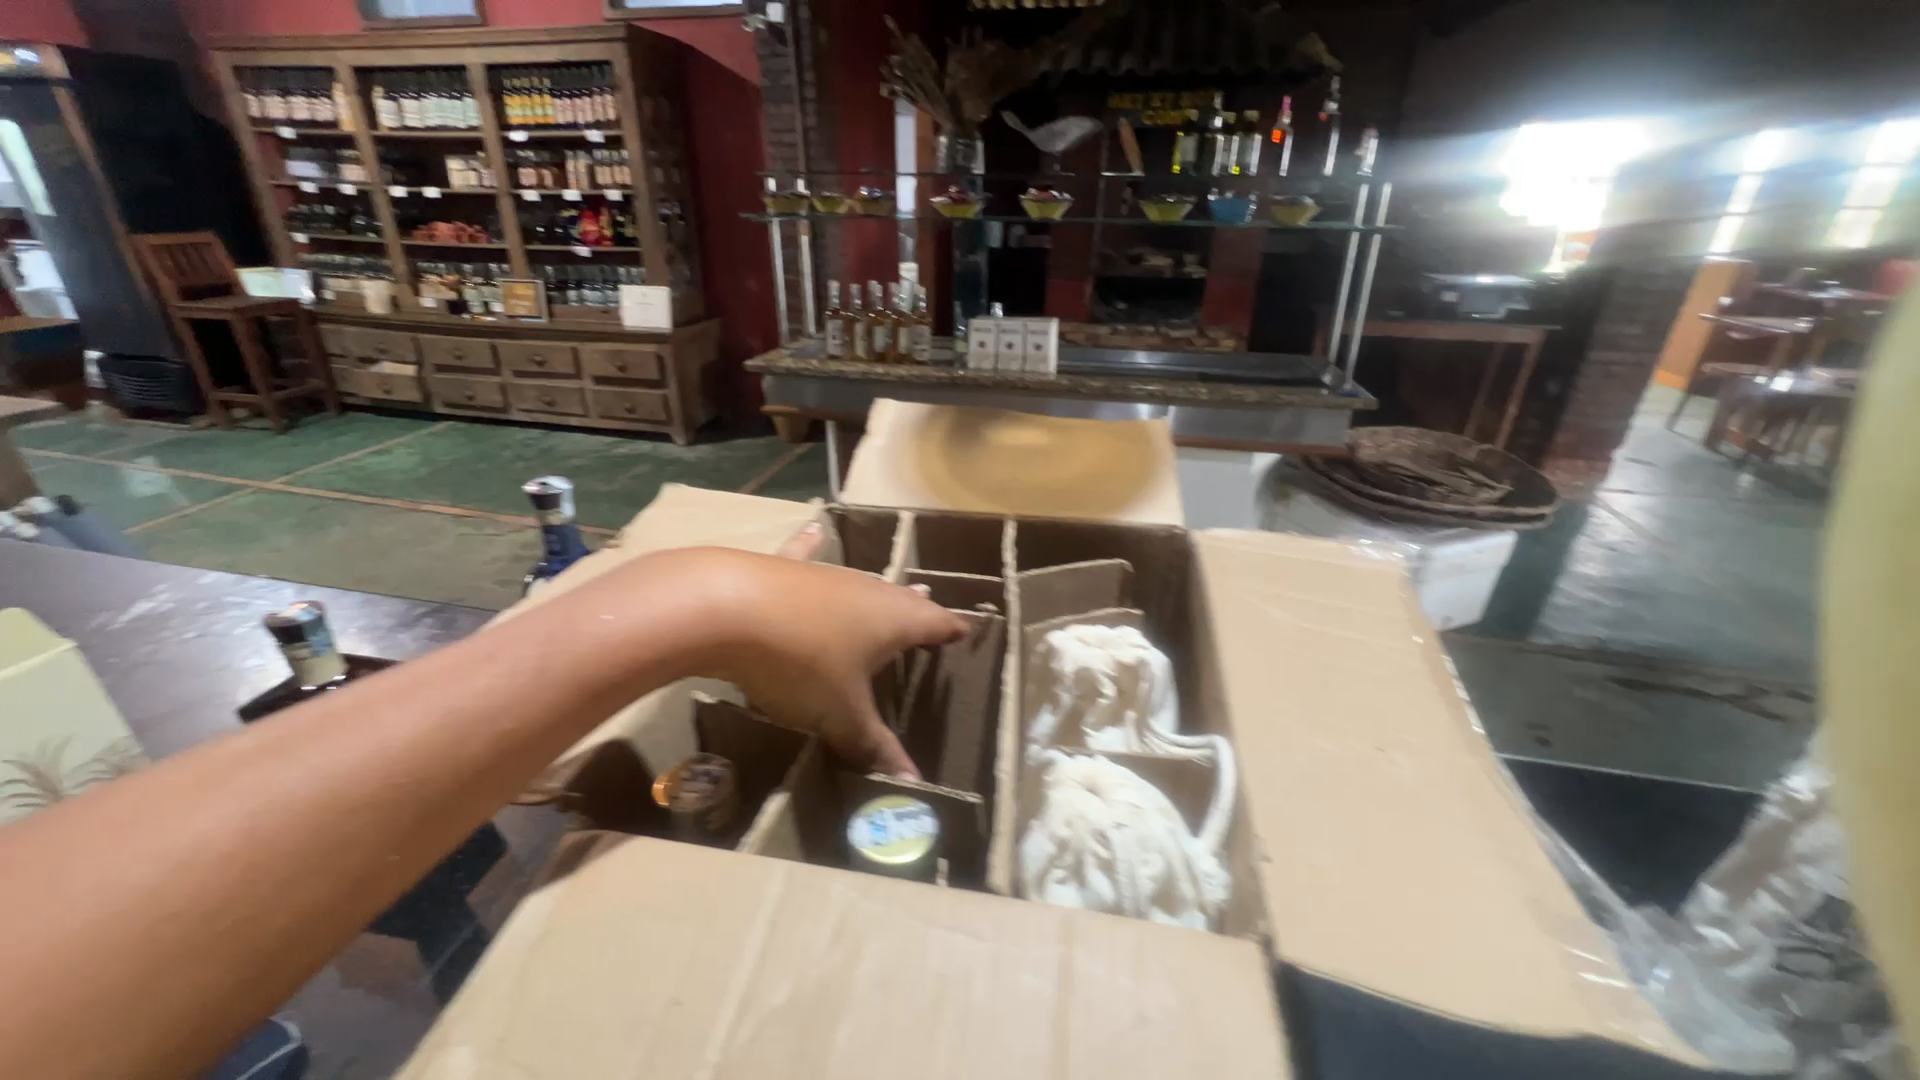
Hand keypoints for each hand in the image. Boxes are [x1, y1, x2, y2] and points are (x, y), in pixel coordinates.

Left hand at [596, 529, 966, 776]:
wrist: (729, 609)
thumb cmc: (801, 663)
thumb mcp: (840, 714)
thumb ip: (874, 746)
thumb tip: (911, 785)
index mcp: (895, 621)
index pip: (937, 623)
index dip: (952, 630)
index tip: (966, 632)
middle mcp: (869, 590)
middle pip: (902, 600)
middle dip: (918, 610)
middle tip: (931, 612)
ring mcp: (828, 575)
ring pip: (863, 582)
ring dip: (878, 590)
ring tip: (895, 588)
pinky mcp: (787, 568)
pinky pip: (808, 556)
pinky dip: (814, 548)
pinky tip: (816, 530)